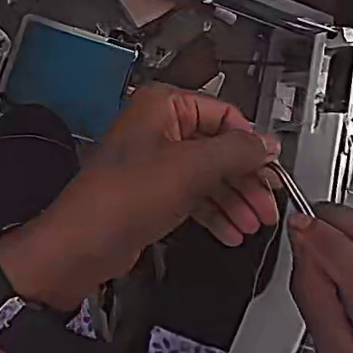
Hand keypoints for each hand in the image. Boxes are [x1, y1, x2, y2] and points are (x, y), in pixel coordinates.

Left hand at [96, 84, 282, 246]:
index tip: (270, 167)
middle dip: (245, 178)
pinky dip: (215, 211)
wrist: (82, 246)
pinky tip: (231, 229)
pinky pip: (195, 195)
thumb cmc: (116, 199)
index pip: (224, 114)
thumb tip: (266, 144)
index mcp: (163, 106)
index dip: (250, 143)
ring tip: (253, 221)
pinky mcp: (154, 191)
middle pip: (219, 147)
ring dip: (234, 199)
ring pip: (209, 175)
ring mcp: (156, 161)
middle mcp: (159, 128)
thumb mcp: (190, 169)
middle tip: (267, 200)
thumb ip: (235, 152)